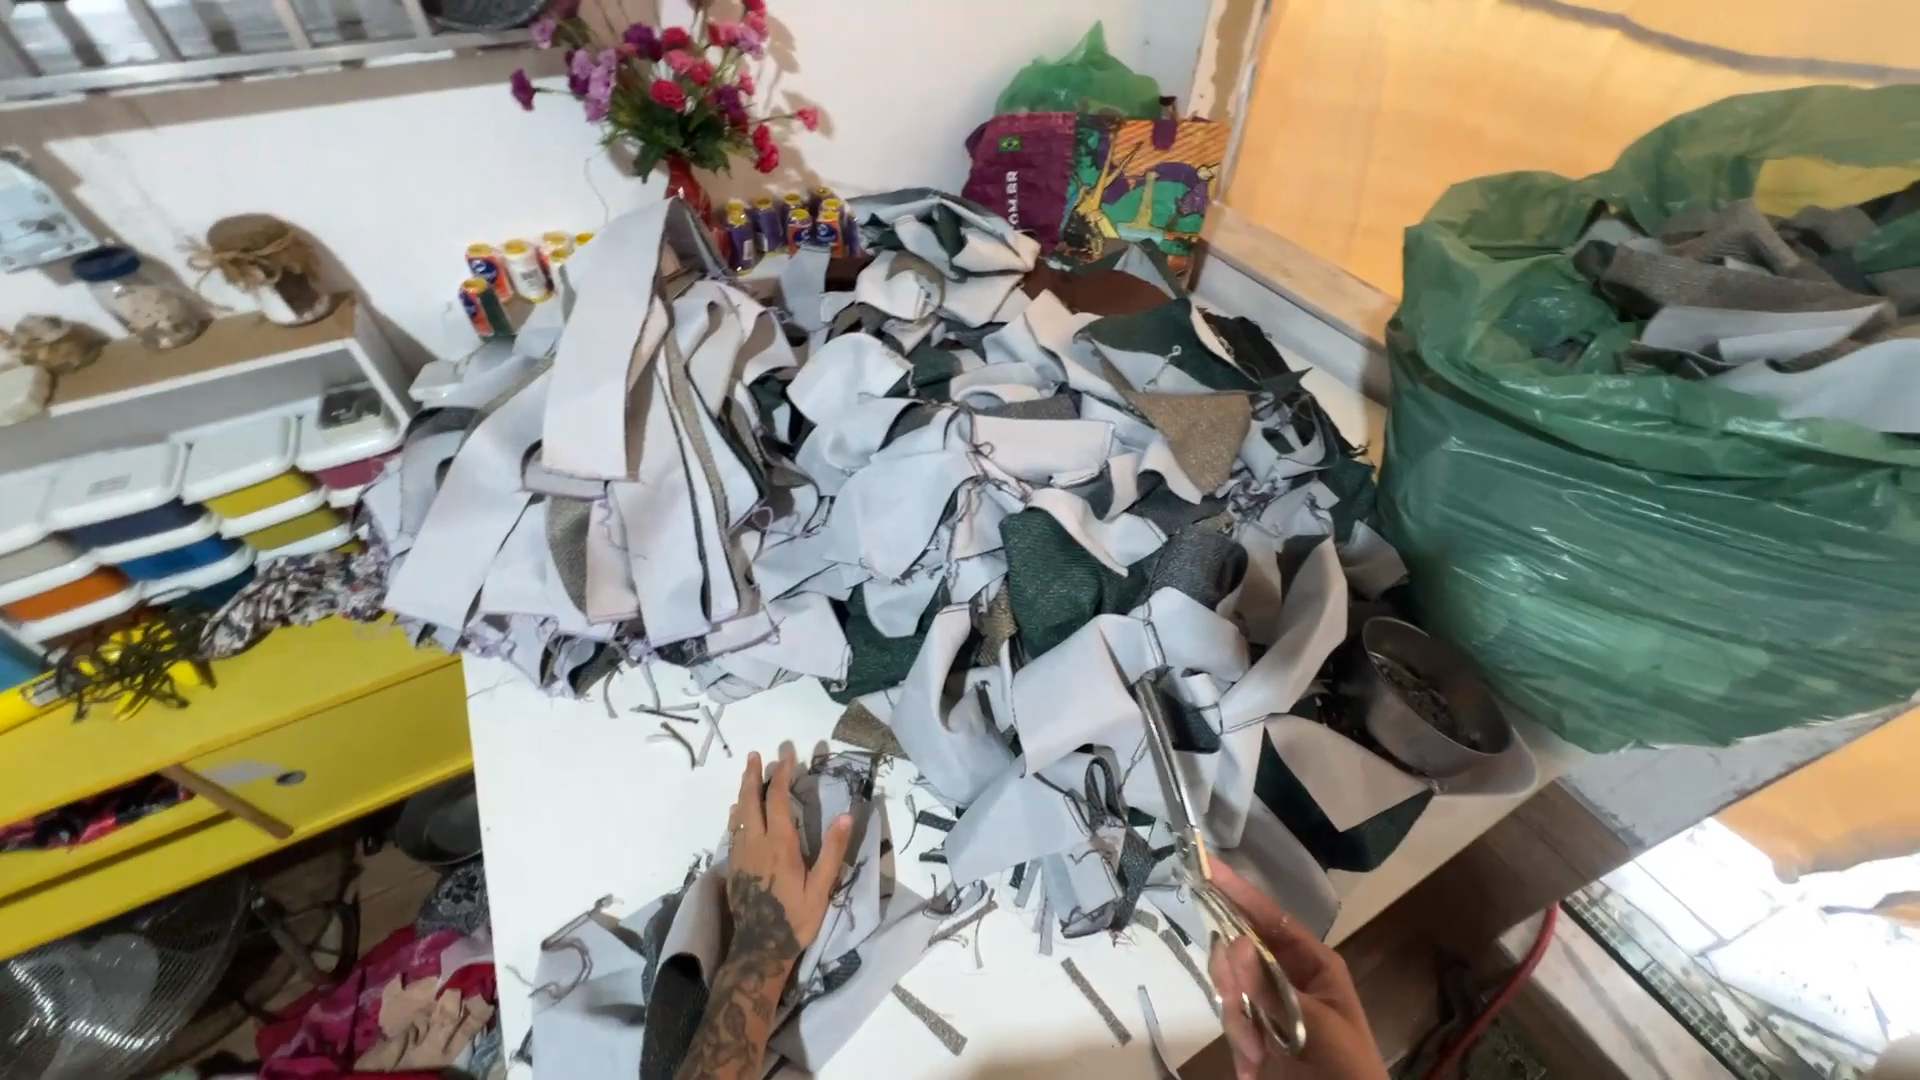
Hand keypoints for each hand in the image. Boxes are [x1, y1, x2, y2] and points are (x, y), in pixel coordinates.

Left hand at [725, 743, 853, 960]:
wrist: (759, 948)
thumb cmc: (795, 918)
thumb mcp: (822, 887)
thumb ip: (833, 851)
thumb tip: (846, 814)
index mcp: (779, 843)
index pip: (778, 799)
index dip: (781, 774)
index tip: (787, 754)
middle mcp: (756, 842)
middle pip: (750, 800)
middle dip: (753, 775)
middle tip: (755, 754)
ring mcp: (741, 854)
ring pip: (738, 814)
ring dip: (743, 790)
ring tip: (747, 774)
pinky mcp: (734, 866)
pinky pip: (733, 830)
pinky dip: (736, 813)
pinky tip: (737, 811)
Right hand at [1207, 861, 1387, 1079]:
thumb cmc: (1347, 1071)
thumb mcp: (1315, 1028)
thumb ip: (1270, 988)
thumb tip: (1234, 942)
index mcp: (1312, 962)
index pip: (1268, 915)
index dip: (1237, 890)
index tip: (1205, 866)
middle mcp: (1287, 973)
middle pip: (1239, 949)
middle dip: (1233, 980)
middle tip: (1237, 1006)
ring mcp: (1270, 1001)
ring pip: (1230, 985)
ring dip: (1238, 1020)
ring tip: (1256, 1052)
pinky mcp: (1257, 1028)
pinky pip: (1230, 1017)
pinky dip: (1238, 1044)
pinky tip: (1252, 1068)